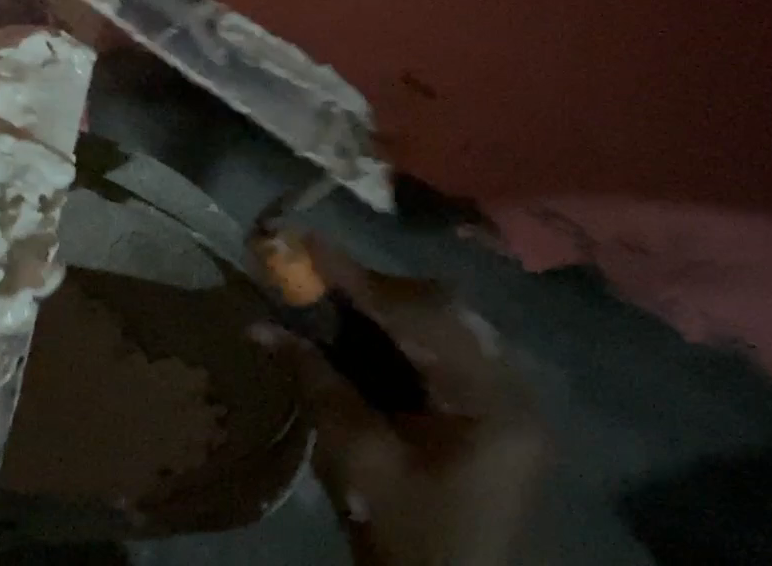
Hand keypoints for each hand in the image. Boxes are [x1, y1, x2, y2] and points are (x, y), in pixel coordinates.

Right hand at [290, 238, 548, 565]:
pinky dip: (395, 328)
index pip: (421, 317)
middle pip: (439, 309)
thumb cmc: (406, 530)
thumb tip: (258, 324)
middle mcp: (512, 390)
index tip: (303, 242)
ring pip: (441, 321)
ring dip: (381, 302)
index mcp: (491, 403)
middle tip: (310, 269)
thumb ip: (315, 380)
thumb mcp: (355, 456)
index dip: (356, 276)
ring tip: (326, 288)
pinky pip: (441, 346)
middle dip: (369, 285)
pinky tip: (360, 325)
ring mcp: (507, 399)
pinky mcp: (490, 409)